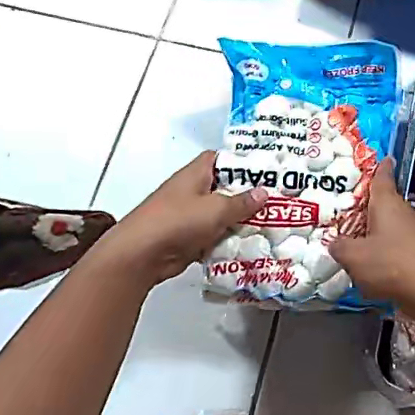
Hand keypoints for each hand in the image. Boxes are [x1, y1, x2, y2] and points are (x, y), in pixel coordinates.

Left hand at [95, 152, 265, 283]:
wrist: (141, 255)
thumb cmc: (177, 222)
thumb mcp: (217, 209)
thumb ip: (242, 202)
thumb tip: (263, 193)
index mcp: (195, 174)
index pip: (219, 159)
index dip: (240, 162)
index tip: (263, 171)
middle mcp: (191, 192)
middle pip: (224, 188)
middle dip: (246, 196)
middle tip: (274, 201)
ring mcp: (188, 216)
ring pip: (220, 215)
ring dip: (239, 221)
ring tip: (269, 225)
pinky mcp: (187, 239)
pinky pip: (214, 236)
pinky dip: (227, 240)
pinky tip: (248, 246)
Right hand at [329, 170, 414, 304]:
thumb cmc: (389, 263)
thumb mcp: (353, 256)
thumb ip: (340, 247)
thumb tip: (335, 244)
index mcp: (387, 203)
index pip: (383, 178)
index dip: (381, 167)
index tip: (384, 158)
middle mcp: (402, 213)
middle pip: (384, 203)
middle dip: (368, 206)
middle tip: (348, 207)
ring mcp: (413, 234)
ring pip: (389, 227)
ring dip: (375, 232)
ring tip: (353, 239)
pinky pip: (395, 247)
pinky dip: (383, 252)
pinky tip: (370, 266)